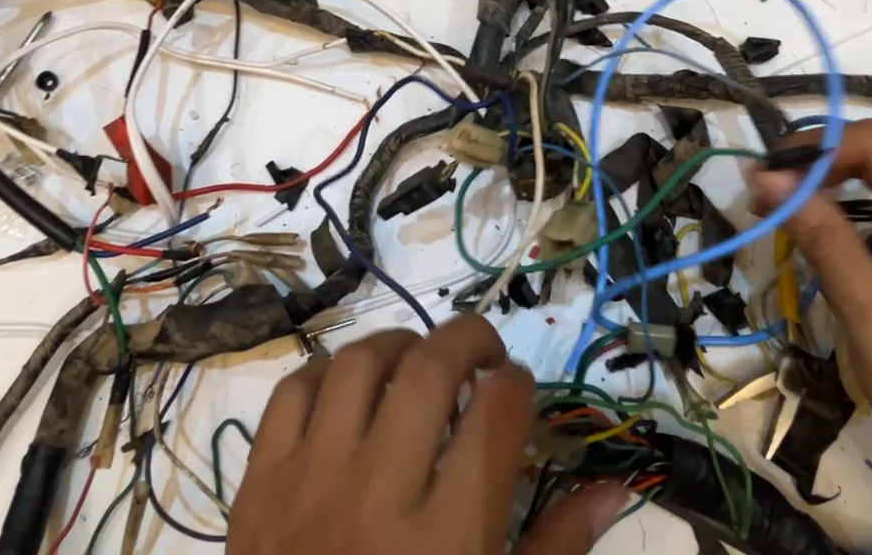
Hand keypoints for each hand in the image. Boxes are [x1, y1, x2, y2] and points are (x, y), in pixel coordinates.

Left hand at [228, 315, 627, 554]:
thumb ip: (556, 548)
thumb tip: (613, 489)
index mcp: (446, 538)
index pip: (495, 416)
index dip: (517, 383)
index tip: (517, 385)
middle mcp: (377, 497)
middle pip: (428, 371)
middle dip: (468, 339)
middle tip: (483, 352)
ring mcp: (309, 484)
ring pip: (358, 365)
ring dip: (398, 345)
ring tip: (418, 361)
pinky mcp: (258, 485)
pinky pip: (292, 393)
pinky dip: (327, 371)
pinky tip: (351, 385)